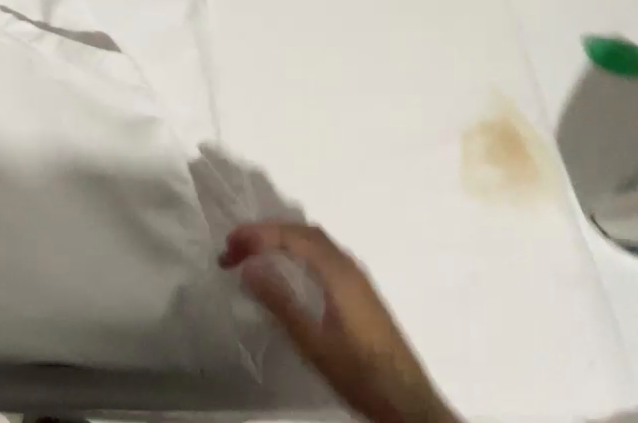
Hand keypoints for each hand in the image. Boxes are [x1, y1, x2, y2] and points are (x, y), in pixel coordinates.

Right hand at [222, 223, 457, 422]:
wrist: (409, 405)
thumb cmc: (359, 373)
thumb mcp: (312, 342)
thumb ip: (279, 301)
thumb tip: (248, 266)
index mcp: (338, 273)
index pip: (291, 236)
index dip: (256, 234)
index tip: (229, 248)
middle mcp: (349, 266)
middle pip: (303, 232)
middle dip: (265, 233)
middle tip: (234, 249)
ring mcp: (357, 278)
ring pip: (314, 241)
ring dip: (281, 240)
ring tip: (253, 255)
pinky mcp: (360, 292)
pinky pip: (323, 255)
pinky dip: (297, 251)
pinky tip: (286, 271)